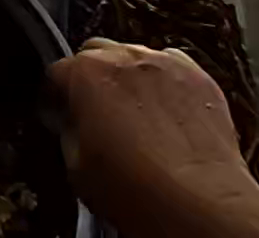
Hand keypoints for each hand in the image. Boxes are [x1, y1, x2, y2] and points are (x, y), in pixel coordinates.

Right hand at [50, 40, 258, 237]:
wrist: (203, 207)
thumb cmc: (136, 193)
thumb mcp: (77, 169)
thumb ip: (67, 131)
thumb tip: (69, 121)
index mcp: (84, 73)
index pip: (56, 71)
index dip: (55, 94)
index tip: (59, 112)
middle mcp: (120, 55)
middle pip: (93, 53)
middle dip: (90, 76)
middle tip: (98, 111)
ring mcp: (160, 60)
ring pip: (132, 55)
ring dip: (127, 76)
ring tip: (137, 113)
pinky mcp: (195, 72)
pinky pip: (169, 64)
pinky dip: (163, 80)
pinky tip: (168, 111)